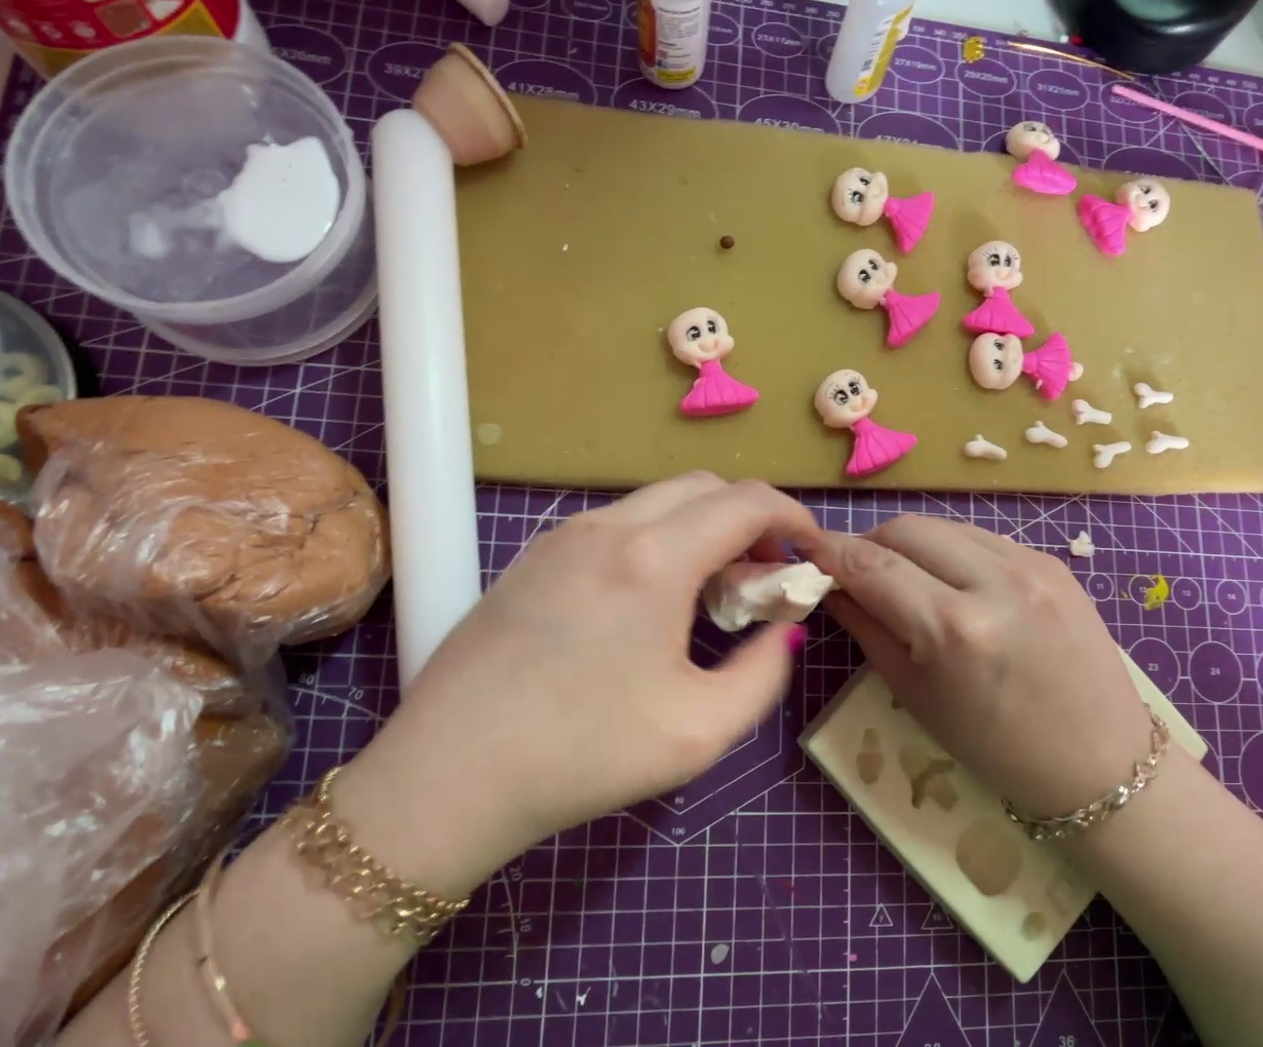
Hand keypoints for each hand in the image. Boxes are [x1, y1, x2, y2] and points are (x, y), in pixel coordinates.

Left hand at [339, 473, 819, 887]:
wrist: (450, 775)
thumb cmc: (584, 756)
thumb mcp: (701, 730)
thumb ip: (763, 672)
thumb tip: (780, 631)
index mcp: (654, 559)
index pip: (747, 501)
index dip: (794, 517)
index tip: (812, 553)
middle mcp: (606, 527)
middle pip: (703, 488)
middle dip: (749, 519)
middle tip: (764, 578)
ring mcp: (560, 537)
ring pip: (655, 502)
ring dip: (700, 530)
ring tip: (710, 594)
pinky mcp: (530, 558)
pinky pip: (614, 526)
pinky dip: (655, 541)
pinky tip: (649, 603)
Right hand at [803, 517, 1151, 818]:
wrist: (1100, 762)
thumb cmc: (996, 748)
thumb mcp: (915, 696)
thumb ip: (867, 629)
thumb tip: (830, 587)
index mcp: (954, 629)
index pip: (871, 566)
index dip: (828, 551)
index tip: (802, 547)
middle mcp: (994, 581)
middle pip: (905, 529)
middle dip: (868, 544)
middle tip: (853, 573)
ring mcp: (1032, 564)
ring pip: (943, 525)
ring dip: (909, 545)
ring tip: (902, 580)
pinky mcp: (1054, 561)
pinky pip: (981, 538)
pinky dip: (950, 551)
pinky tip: (950, 583)